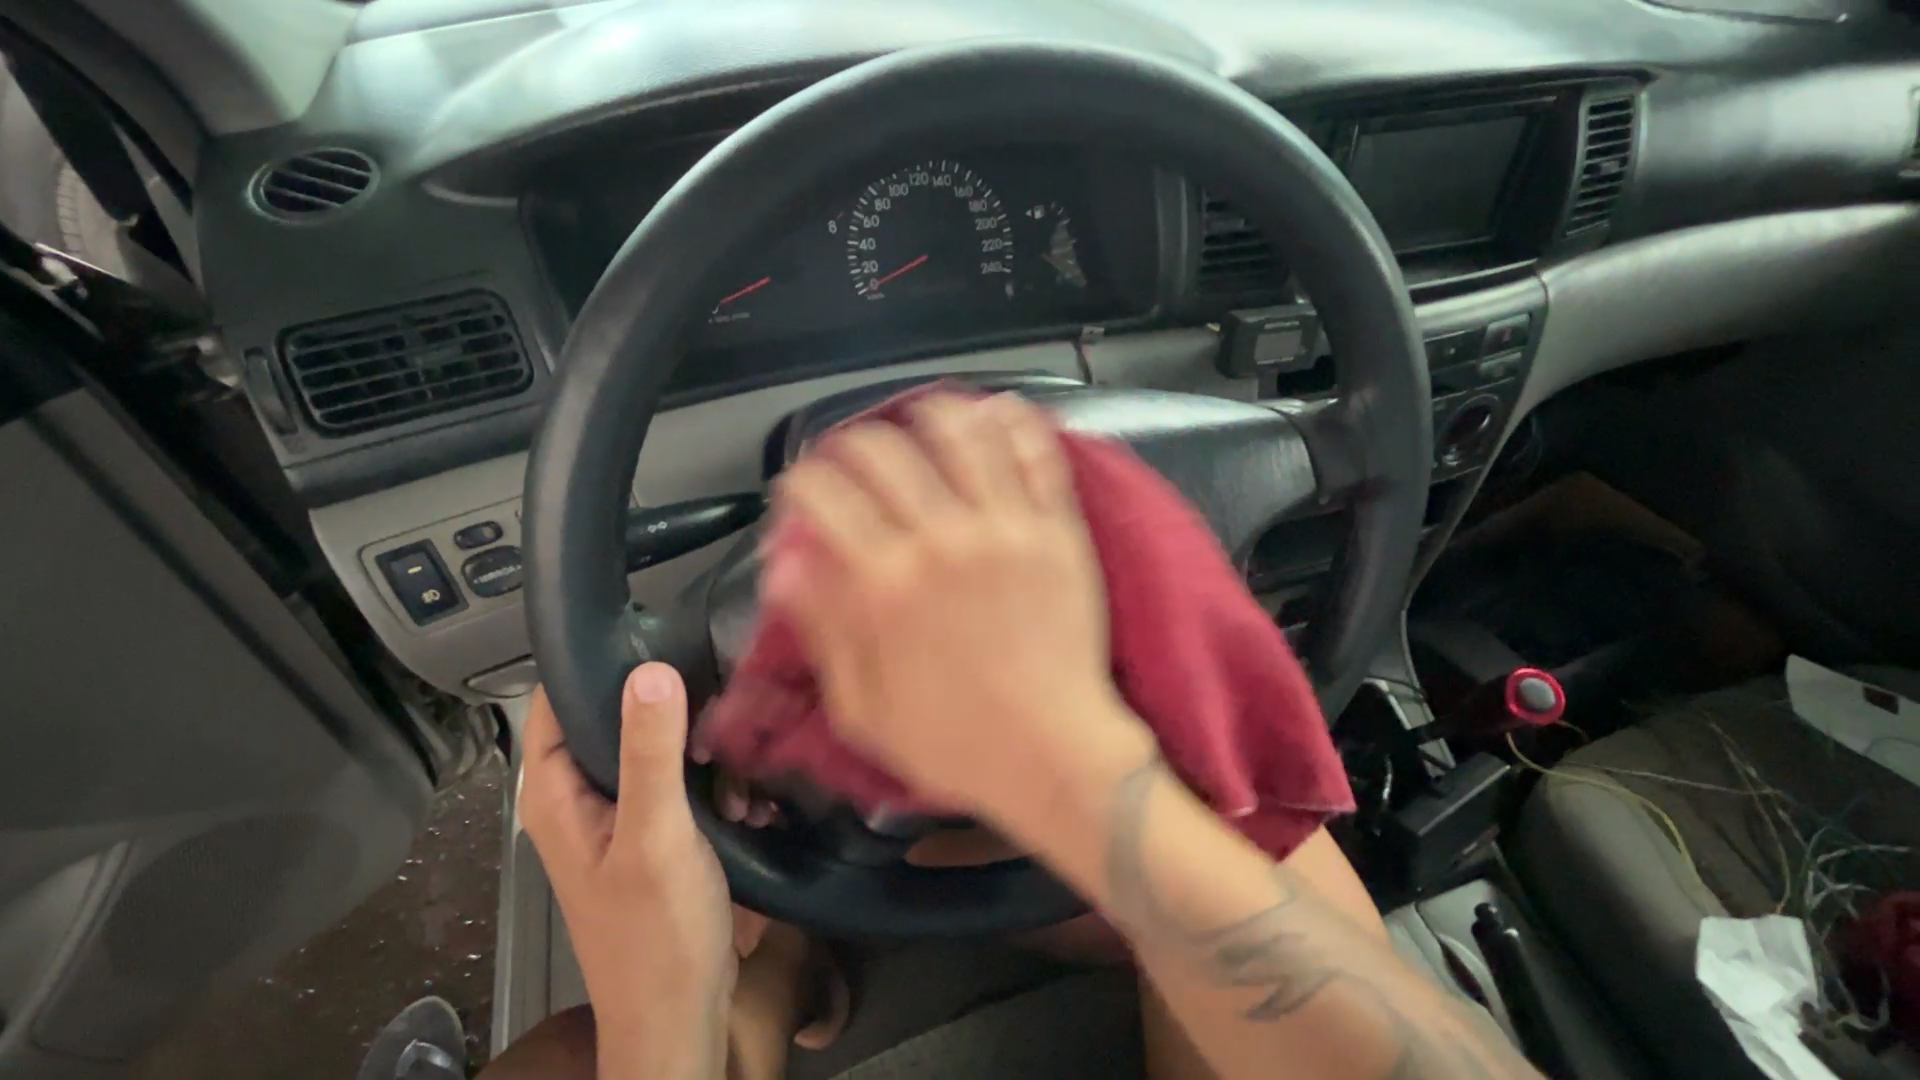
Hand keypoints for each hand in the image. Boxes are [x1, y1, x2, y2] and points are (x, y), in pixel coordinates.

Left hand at [519, 664, 731, 1078]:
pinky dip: (703, 770)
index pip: (559, 699)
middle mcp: (579, 796)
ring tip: (730, 727)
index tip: (657, 627)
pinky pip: (674, 776)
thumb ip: (649, 754)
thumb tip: (649, 669)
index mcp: (556, 794)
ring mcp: (618, 814)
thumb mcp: (655, 836)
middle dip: (660, 696)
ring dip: (689, 736)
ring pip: (649, 744)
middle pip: (611, 716)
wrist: (681, 1013)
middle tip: (711, 675)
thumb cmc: (656, 931)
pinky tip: (736, 775)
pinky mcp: (654, 830)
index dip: (599, 660)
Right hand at [763, 392, 1148, 822]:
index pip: (825, 495)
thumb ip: (823, 626)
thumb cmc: (954, 741)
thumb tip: (783, 564)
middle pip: (883, 452)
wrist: (1055, 754)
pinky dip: (1013, 423)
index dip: (800, 481)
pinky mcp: (1057, 531)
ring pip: (962, 435)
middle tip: (851, 458)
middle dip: (851, 443)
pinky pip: (1037, 455)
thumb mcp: (862, 707)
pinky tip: (995, 411)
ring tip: (919, 417)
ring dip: (931, 413)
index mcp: (885, 583)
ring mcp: (1006, 529)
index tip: (799, 489)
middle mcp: (941, 539)